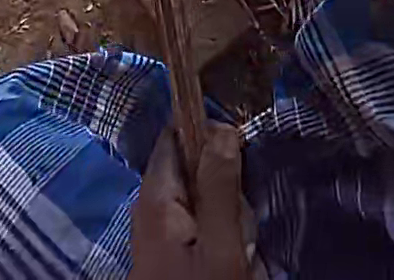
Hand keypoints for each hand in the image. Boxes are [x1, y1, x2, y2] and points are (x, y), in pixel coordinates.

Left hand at [127, 124, 252, 279]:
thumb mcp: (220, 246)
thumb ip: (219, 186)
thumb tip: (222, 128)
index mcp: (155, 192)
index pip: (176, 134)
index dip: (209, 133)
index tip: (239, 152)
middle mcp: (152, 205)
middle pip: (198, 171)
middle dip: (228, 195)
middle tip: (240, 231)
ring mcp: (162, 233)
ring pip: (210, 206)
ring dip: (233, 229)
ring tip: (241, 260)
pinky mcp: (174, 257)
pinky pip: (208, 236)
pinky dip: (227, 250)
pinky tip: (237, 270)